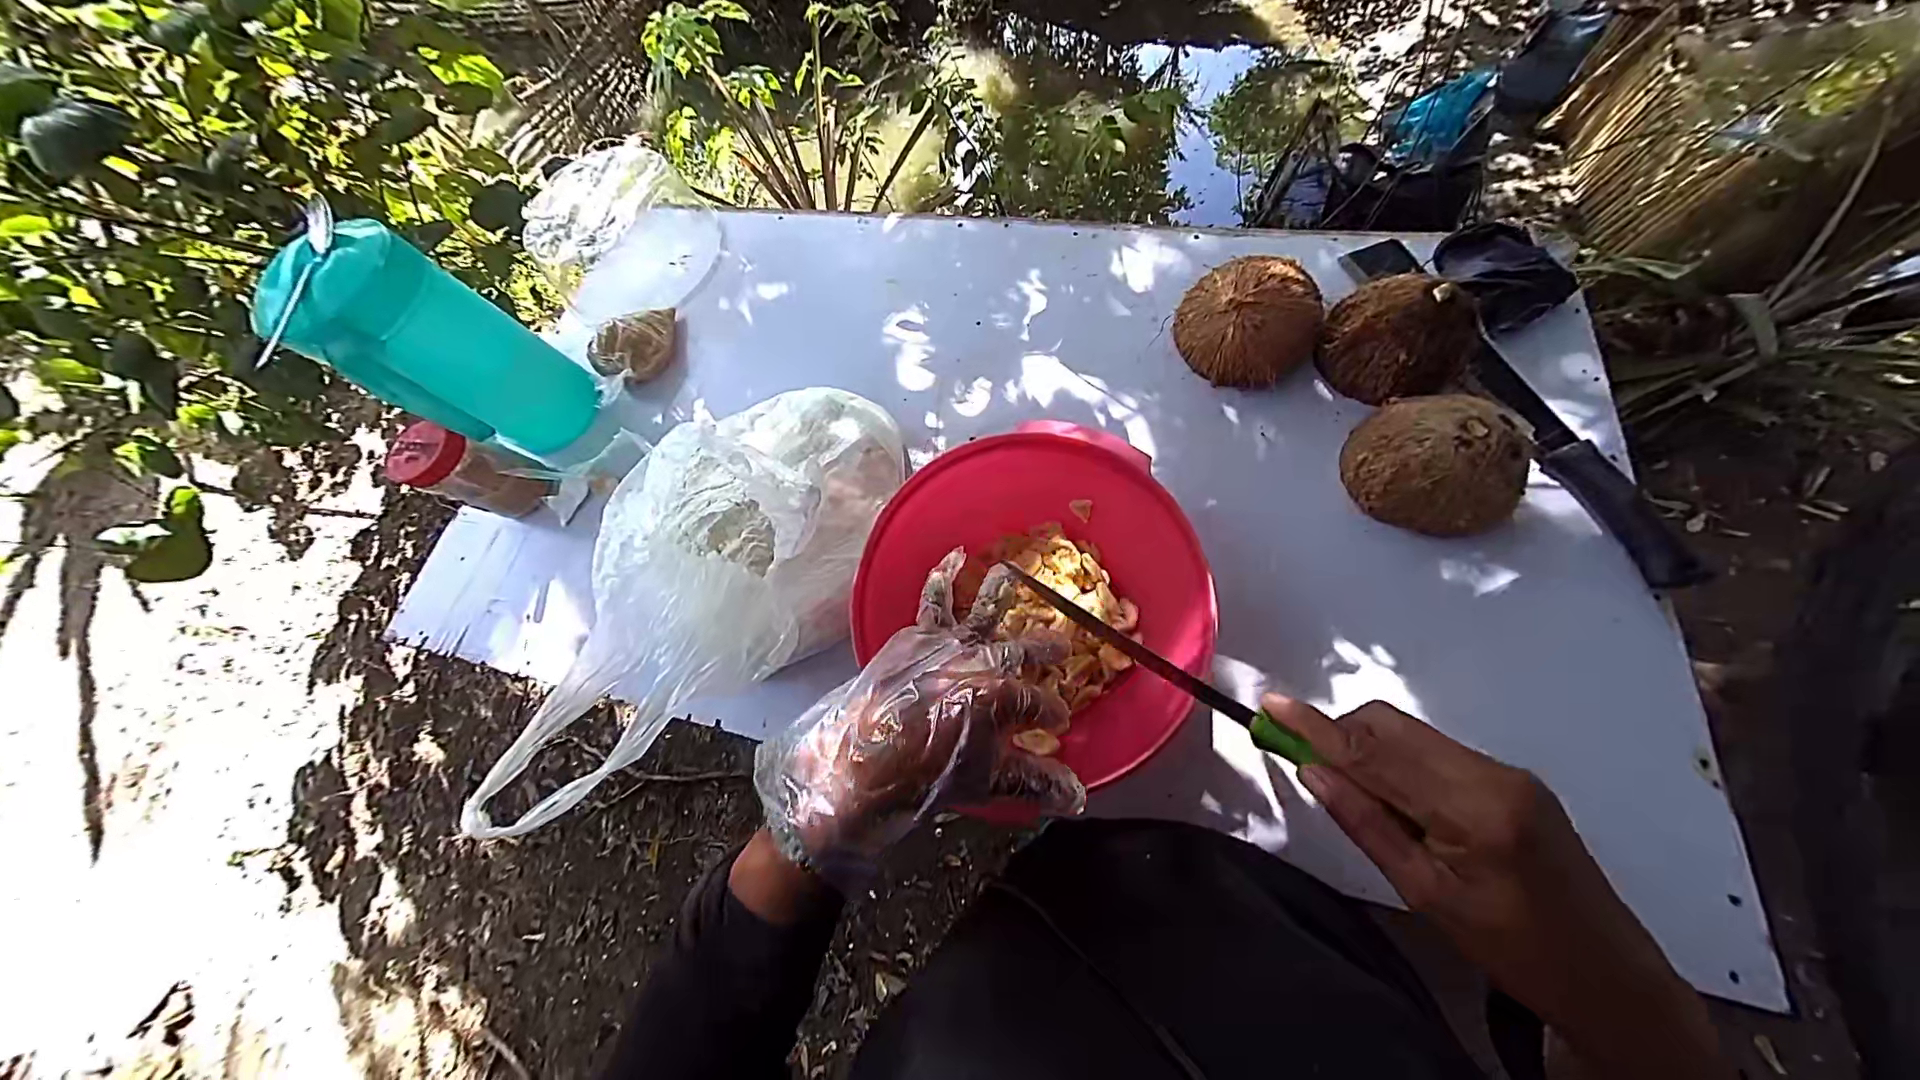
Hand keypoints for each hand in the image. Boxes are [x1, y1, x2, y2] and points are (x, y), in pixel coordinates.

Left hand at [755, 550, 1084, 880]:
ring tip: (1012, 571)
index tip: (1057, 724)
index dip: (1052, 714)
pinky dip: (944, 576)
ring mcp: (948, 643)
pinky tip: (953, 558)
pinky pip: (934, 599)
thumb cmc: (923, 777)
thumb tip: (1078, 798)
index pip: (1041, 703)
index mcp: (1002, 696)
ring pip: (983, 609)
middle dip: (1047, 650)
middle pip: (1024, 652)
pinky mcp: (917, 635)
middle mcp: (981, 660)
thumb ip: (1033, 781)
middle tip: (1061, 650)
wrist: (858, 764)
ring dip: (1002, 591)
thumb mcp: (985, 783)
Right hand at [1265, 695, 1730, 1079]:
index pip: (1373, 753)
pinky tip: (1395, 801)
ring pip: (1408, 734)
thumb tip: (1312, 771)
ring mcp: (1506, 772)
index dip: (1314, 727)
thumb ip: (1365, 824)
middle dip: (1339, 735)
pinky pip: (1432, 750)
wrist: (1614, 982)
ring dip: (1366, 750)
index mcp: (1473, 810)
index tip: (1270, 705)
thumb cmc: (1515, 951)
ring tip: (1355, 795)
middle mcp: (1492, 775)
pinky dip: (1396, 761)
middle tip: (1307, 765)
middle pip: (1390, 727)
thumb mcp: (1425, 895)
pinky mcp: (1511, 779)